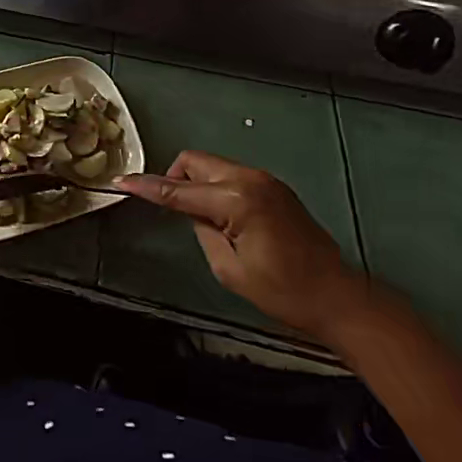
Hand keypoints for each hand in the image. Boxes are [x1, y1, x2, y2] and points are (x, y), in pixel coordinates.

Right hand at [116, 150, 367, 336]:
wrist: (340, 299)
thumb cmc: (283, 292)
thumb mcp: (228, 268)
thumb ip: (202, 229)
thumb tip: (193, 212)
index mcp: (236, 200)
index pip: (178, 190)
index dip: (147, 187)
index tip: (122, 182)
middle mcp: (249, 179)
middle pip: (193, 162)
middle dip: (175, 179)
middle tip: (172, 211)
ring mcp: (264, 180)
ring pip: (211, 165)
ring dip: (196, 182)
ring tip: (201, 217)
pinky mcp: (273, 187)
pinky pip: (230, 174)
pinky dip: (215, 186)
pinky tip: (222, 215)